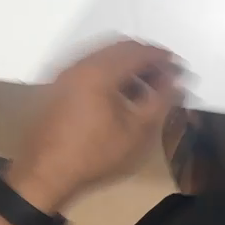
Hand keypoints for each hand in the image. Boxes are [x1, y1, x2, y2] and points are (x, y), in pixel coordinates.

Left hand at [6, 40, 183, 211]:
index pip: (138, 51)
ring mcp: (65, 74)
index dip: (163, 57)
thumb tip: (176, 80)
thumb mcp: (136, 132)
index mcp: (99, 71)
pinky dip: (110, 75)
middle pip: (119, 48)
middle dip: (146, 60)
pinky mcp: (57, 87)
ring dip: (128, 67)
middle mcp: (79, 64)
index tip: (180, 70)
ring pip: (104, 58)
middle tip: (166, 78)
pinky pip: (90, 69)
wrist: (43, 176)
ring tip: (146, 90)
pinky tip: (121, 98)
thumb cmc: (94, 156)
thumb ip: (161, 101)